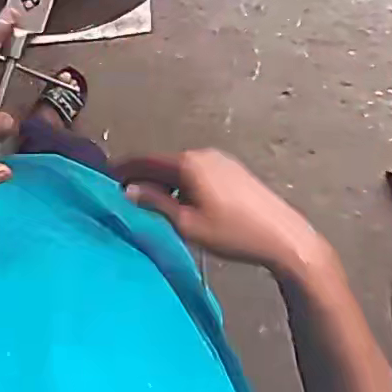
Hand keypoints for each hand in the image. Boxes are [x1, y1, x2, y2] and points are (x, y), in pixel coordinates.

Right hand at [119, 149, 334, 272]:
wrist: (285, 238)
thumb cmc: (232, 233)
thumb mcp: (187, 223)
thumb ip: (156, 203)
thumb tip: (129, 190)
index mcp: (187, 163)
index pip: (144, 160)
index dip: (123, 168)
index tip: (106, 177)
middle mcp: (201, 153)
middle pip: (162, 162)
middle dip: (143, 175)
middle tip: (126, 193)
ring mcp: (219, 159)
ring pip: (180, 166)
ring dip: (163, 180)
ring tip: (153, 201)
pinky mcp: (233, 169)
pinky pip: (196, 170)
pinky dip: (181, 181)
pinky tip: (182, 200)